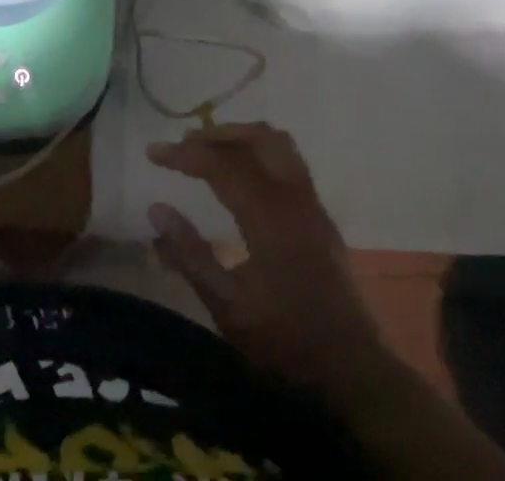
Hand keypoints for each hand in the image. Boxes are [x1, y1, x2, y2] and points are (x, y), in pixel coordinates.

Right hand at [145, 124, 404, 405]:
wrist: (352, 370)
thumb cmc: (284, 340)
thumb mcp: (226, 306)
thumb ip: (189, 255)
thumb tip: (156, 208)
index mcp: (271, 221)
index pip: (222, 166)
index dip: (184, 154)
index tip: (151, 153)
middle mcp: (297, 203)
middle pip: (260, 139)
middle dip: (217, 134)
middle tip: (182, 145)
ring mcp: (314, 208)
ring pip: (280, 146)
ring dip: (241, 139)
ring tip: (208, 153)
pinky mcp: (321, 219)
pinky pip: (290, 164)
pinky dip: (259, 155)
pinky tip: (238, 178)